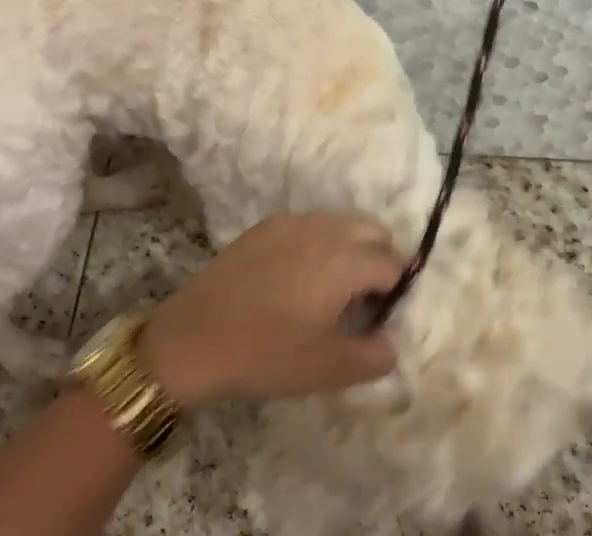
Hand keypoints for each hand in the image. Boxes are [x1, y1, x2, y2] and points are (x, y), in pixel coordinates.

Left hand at [136, 212, 404, 407]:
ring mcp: (288, 223)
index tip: (383, 319)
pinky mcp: (261, 228)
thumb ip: (375, 355)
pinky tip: (301, 278)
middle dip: (380, 258)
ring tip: (336, 289)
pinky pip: (308, 224)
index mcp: (344, 259)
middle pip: (371, 230)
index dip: (397, 292)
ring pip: (339, 222)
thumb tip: (389, 340)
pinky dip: (320, 242)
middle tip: (367, 299)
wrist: (194, 338)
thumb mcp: (330, 368)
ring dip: (350, 247)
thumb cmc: (267, 353)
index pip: (392, 264)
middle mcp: (321, 229)